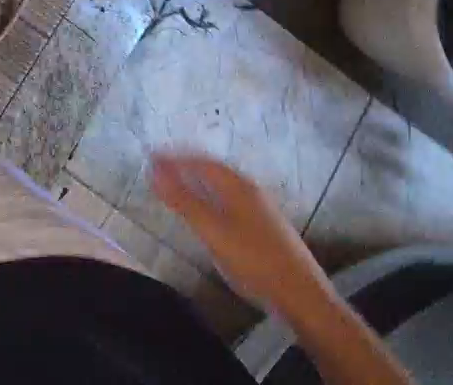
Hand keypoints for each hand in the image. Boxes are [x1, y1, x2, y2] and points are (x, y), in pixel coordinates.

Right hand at [151, 154, 335, 318]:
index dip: (175, 158)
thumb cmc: (253, 258)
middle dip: (186, 167)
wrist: (301, 295)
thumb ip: (183, 200)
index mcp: (237, 185)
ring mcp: (260, 209)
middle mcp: (250, 190)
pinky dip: (211, 198)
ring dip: (199, 183)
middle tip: (162, 170)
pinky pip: (230, 201)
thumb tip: (154, 171)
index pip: (200, 161)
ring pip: (223, 187)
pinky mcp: (265, 227)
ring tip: (180, 188)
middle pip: (213, 171)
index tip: (151, 157)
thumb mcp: (212, 230)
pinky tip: (209, 214)